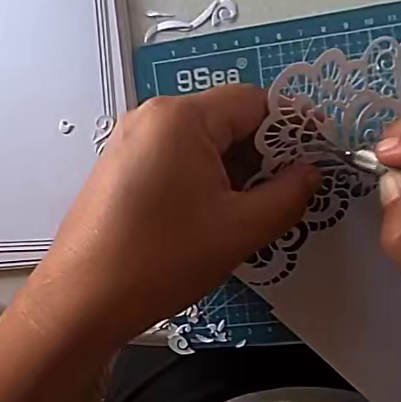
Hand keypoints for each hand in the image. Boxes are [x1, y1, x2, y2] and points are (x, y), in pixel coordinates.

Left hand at [17, 86, 319, 347]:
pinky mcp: (120, 167)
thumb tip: (310, 172)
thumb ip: (288, 194)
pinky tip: (215, 216)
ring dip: (236, 170)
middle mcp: (152, 117)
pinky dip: (205, 178)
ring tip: (254, 211)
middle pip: (227, 119)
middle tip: (290, 192)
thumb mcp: (240, 228)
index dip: (294, 127)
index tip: (318, 156)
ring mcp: (131, 141)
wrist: (82, 300)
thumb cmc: (162, 258)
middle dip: (264, 153)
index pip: (255, 101)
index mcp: (181, 117)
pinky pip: (176, 159)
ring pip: (202, 142)